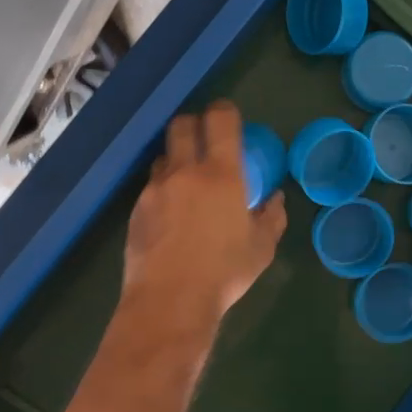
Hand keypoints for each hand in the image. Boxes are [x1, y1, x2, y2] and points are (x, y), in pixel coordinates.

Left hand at [123, 101, 286, 321]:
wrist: (171, 299)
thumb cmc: (225, 272)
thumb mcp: (262, 247)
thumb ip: (272, 217)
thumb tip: (274, 199)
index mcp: (221, 174)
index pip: (220, 120)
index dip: (225, 112)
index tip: (231, 120)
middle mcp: (184, 172)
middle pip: (182, 125)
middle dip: (196, 125)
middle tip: (208, 142)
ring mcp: (155, 189)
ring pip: (164, 157)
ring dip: (178, 160)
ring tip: (189, 183)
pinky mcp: (137, 209)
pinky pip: (152, 187)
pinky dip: (164, 190)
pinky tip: (173, 215)